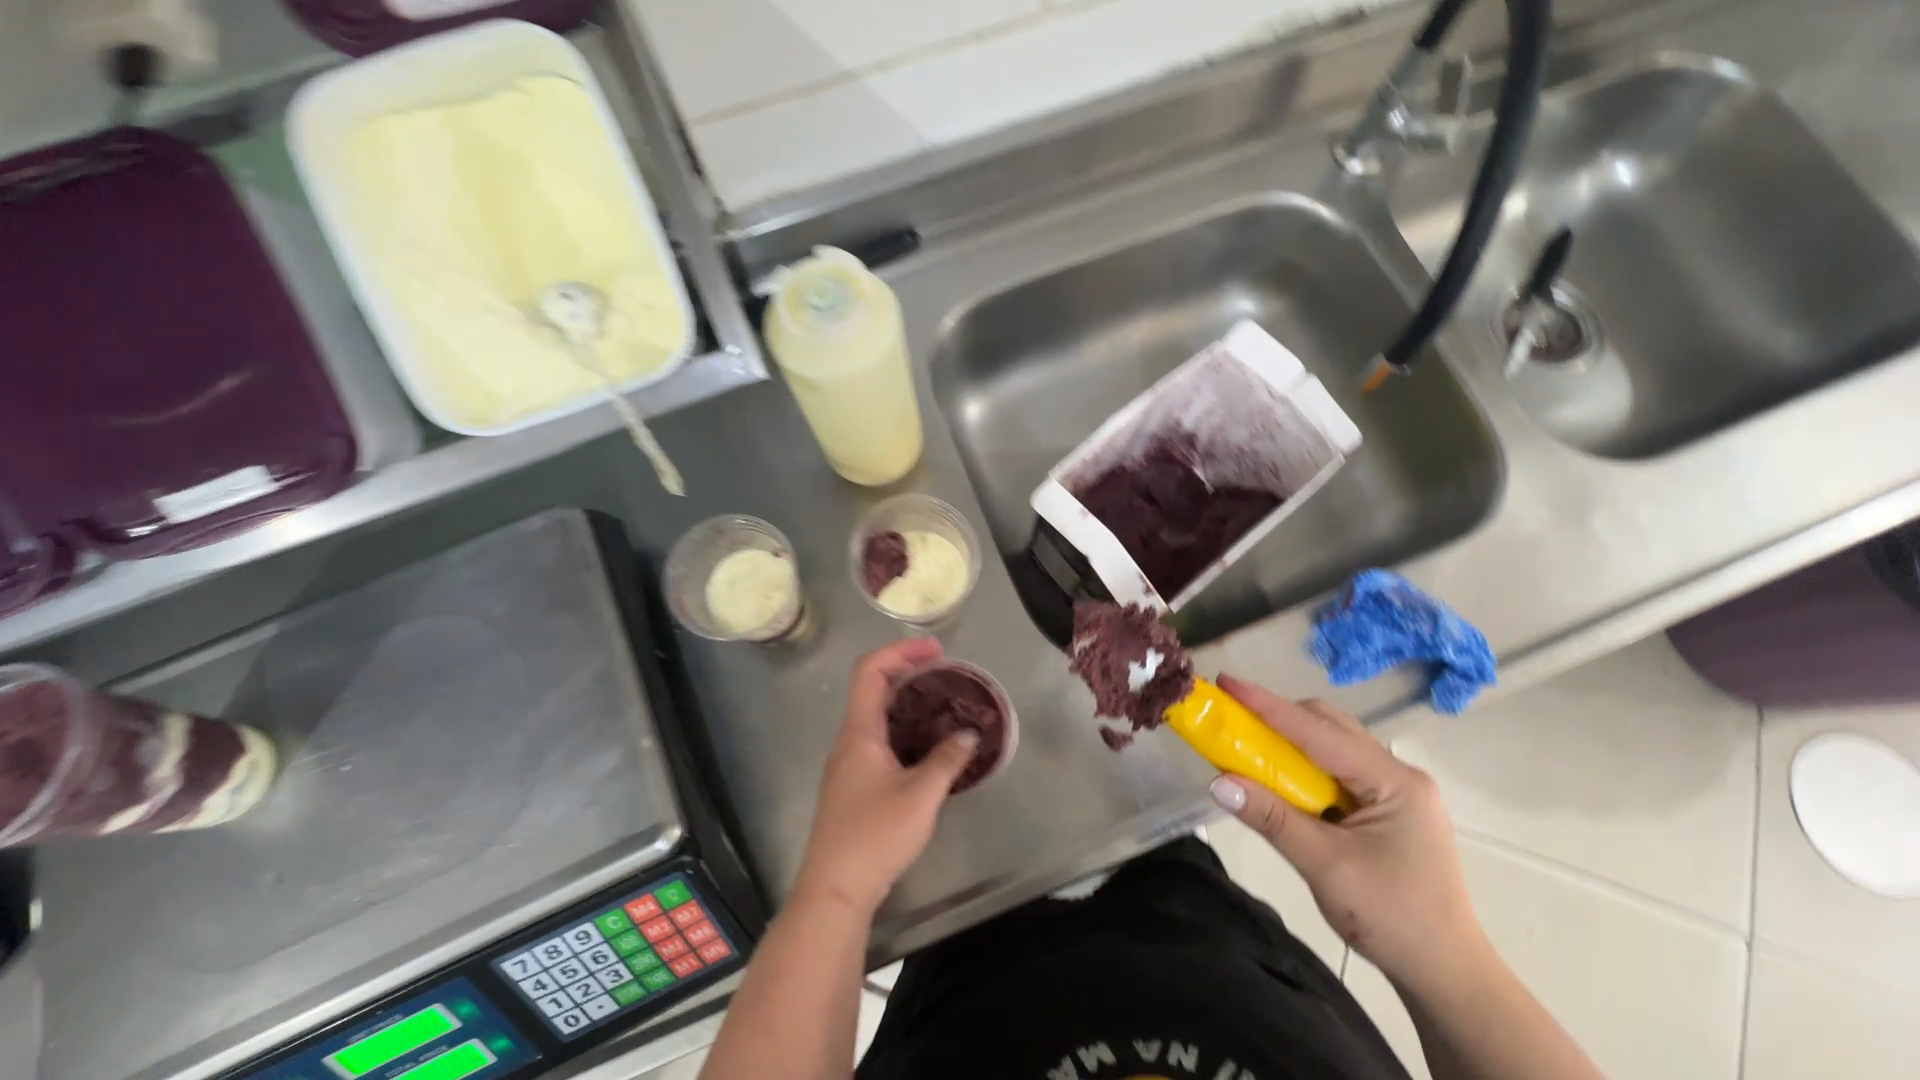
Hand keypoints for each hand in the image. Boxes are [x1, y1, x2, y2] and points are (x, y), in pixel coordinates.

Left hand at [792, 638, 980, 917]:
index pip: (871, 671)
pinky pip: (880, 742)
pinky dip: (905, 731)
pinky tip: (930, 747)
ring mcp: (849, 765)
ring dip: (908, 703)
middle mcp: (849, 741)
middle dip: (908, 673)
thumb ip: (947, 760)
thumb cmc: (874, 835)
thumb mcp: (921, 795)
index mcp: (859, 733)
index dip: (901, 651)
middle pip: (873, 690)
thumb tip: (969, 733)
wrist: (835, 888)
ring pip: (877, 718)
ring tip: (945, 705)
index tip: (936, 650)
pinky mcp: (854, 786)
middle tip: (947, 673)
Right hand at [1207, 676, 1489, 990]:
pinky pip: (1338, 772)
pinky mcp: (1387, 811)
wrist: (1445, 971)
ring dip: (1291, 742)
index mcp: (1395, 782)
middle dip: (1279, 717)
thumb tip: (1218, 781)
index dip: (1269, 706)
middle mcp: (1399, 775)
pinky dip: (1304, 768)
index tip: (1228, 683)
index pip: (1320, 732)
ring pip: (1335, 747)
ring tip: (1248, 743)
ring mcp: (1396, 792)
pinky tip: (1281, 781)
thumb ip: (1272, 819)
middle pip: (1331, 728)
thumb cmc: (1392, 917)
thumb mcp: (1325, 866)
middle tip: (1232, 716)